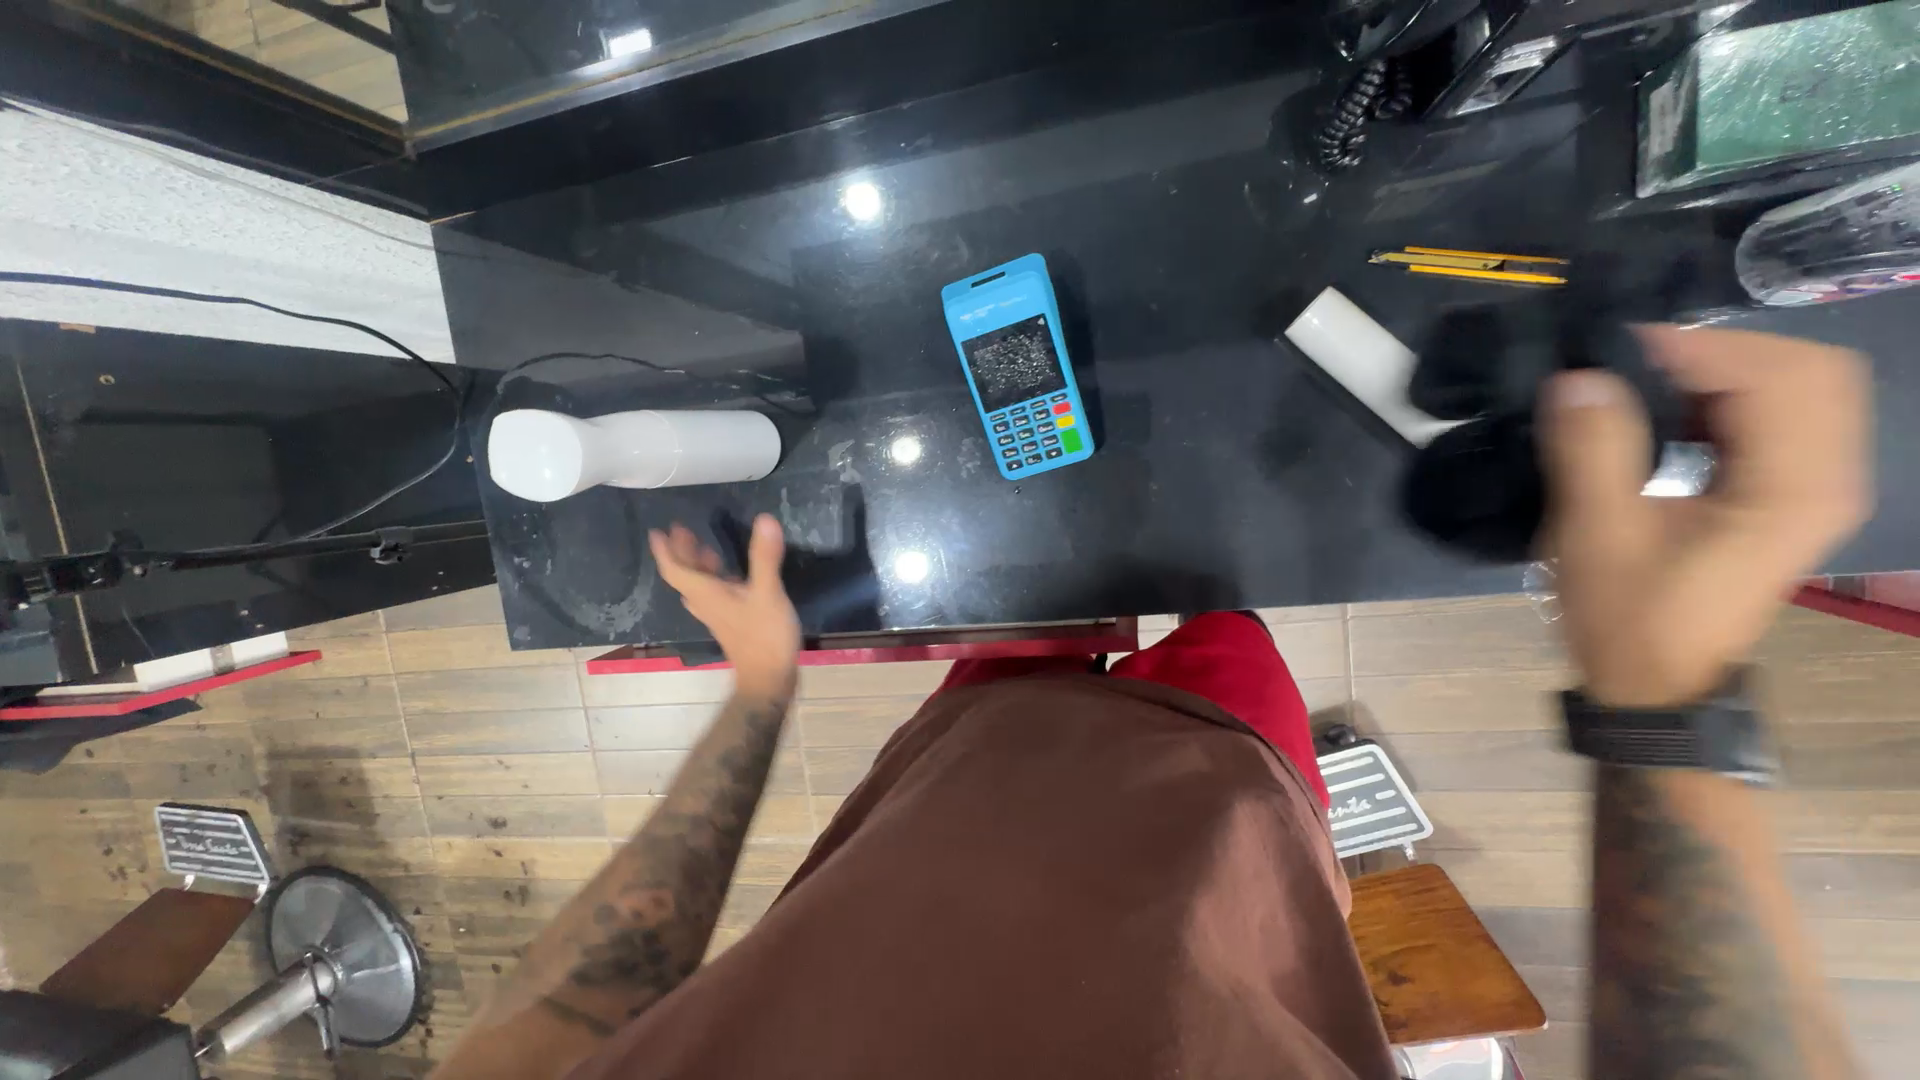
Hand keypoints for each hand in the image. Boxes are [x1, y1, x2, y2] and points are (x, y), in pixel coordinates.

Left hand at [648, 514, 800, 699]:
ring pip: (698, 586)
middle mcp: (706, 603)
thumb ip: (764, 557)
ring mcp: (717, 615)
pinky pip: (713, 595)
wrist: (769, 679)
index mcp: (707, 594)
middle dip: (682, 552)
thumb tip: (765, 519)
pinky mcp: (730, 622)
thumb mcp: (768, 593)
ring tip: (705, 546)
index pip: (676, 569)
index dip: (666, 550)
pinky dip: (715, 579)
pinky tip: (729, 575)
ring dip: (697, 565)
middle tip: (682, 529)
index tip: (658, 531)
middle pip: (685, 576)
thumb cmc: (764, 636)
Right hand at [1538, 325, 1871, 706]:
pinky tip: (1669, 417)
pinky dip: (1725, 400)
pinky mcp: (1788, 495)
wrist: (1655, 680)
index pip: (1775, 376)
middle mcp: (1827, 477)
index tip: (1609, 355)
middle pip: (1807, 370)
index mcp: (1792, 488)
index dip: (1693, 350)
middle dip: (1717, 354)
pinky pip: (1779, 418)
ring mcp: (1814, 487)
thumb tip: (1578, 377)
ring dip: (1720, 374)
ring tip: (1643, 387)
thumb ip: (1593, 448)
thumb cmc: (1627, 614)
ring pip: (1798, 389)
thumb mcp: (1597, 534)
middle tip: (1632, 368)